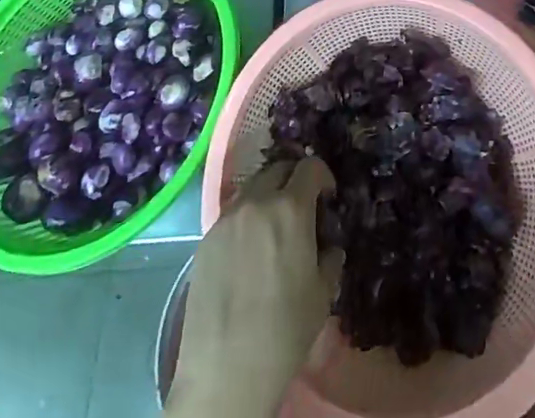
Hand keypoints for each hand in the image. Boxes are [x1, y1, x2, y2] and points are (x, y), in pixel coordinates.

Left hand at [168, 158, 336, 417]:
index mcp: (290, 209)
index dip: (323, 176)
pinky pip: (231, 215)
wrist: (225, 368)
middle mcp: (255, 203)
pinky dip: (246, 219)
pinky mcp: (205, 239)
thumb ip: (330, 257)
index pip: (310, 167)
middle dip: (294, 180)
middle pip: (277, 169)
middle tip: (303, 208)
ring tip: (274, 229)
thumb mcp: (323, 293)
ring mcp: (226, 219)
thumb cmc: (285, 330)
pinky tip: (249, 252)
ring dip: (268, 197)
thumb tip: (327, 246)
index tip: (327, 198)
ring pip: (252, 189)